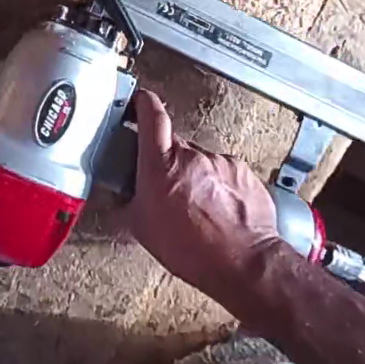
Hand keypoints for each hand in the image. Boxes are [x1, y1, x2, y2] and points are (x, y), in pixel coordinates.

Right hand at [129, 91, 294, 299]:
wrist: (243, 263)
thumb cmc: (192, 248)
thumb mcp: (141, 226)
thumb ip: (129, 200)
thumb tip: (121, 197)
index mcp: (160, 164)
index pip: (151, 114)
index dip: (142, 102)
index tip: (137, 100)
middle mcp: (191, 156)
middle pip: (173, 144)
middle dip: (167, 161)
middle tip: (164, 185)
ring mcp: (220, 162)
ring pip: (199, 160)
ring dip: (194, 176)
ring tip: (195, 206)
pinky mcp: (243, 173)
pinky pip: (223, 172)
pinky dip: (217, 185)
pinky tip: (216, 209)